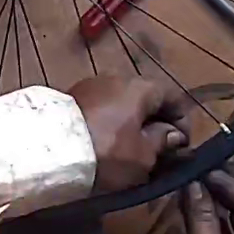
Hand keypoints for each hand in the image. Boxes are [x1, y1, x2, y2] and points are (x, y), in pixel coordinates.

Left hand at [66, 74, 189, 193]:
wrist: (52, 148)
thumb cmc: (106, 151)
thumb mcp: (144, 156)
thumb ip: (162, 142)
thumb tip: (172, 134)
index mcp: (138, 87)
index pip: (172, 96)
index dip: (182, 121)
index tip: (181, 146)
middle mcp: (115, 78)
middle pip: (145, 98)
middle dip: (155, 123)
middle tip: (158, 152)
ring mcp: (91, 85)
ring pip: (121, 104)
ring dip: (131, 124)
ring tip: (132, 151)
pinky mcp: (73, 96)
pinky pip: (101, 108)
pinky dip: (110, 123)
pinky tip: (108, 144)